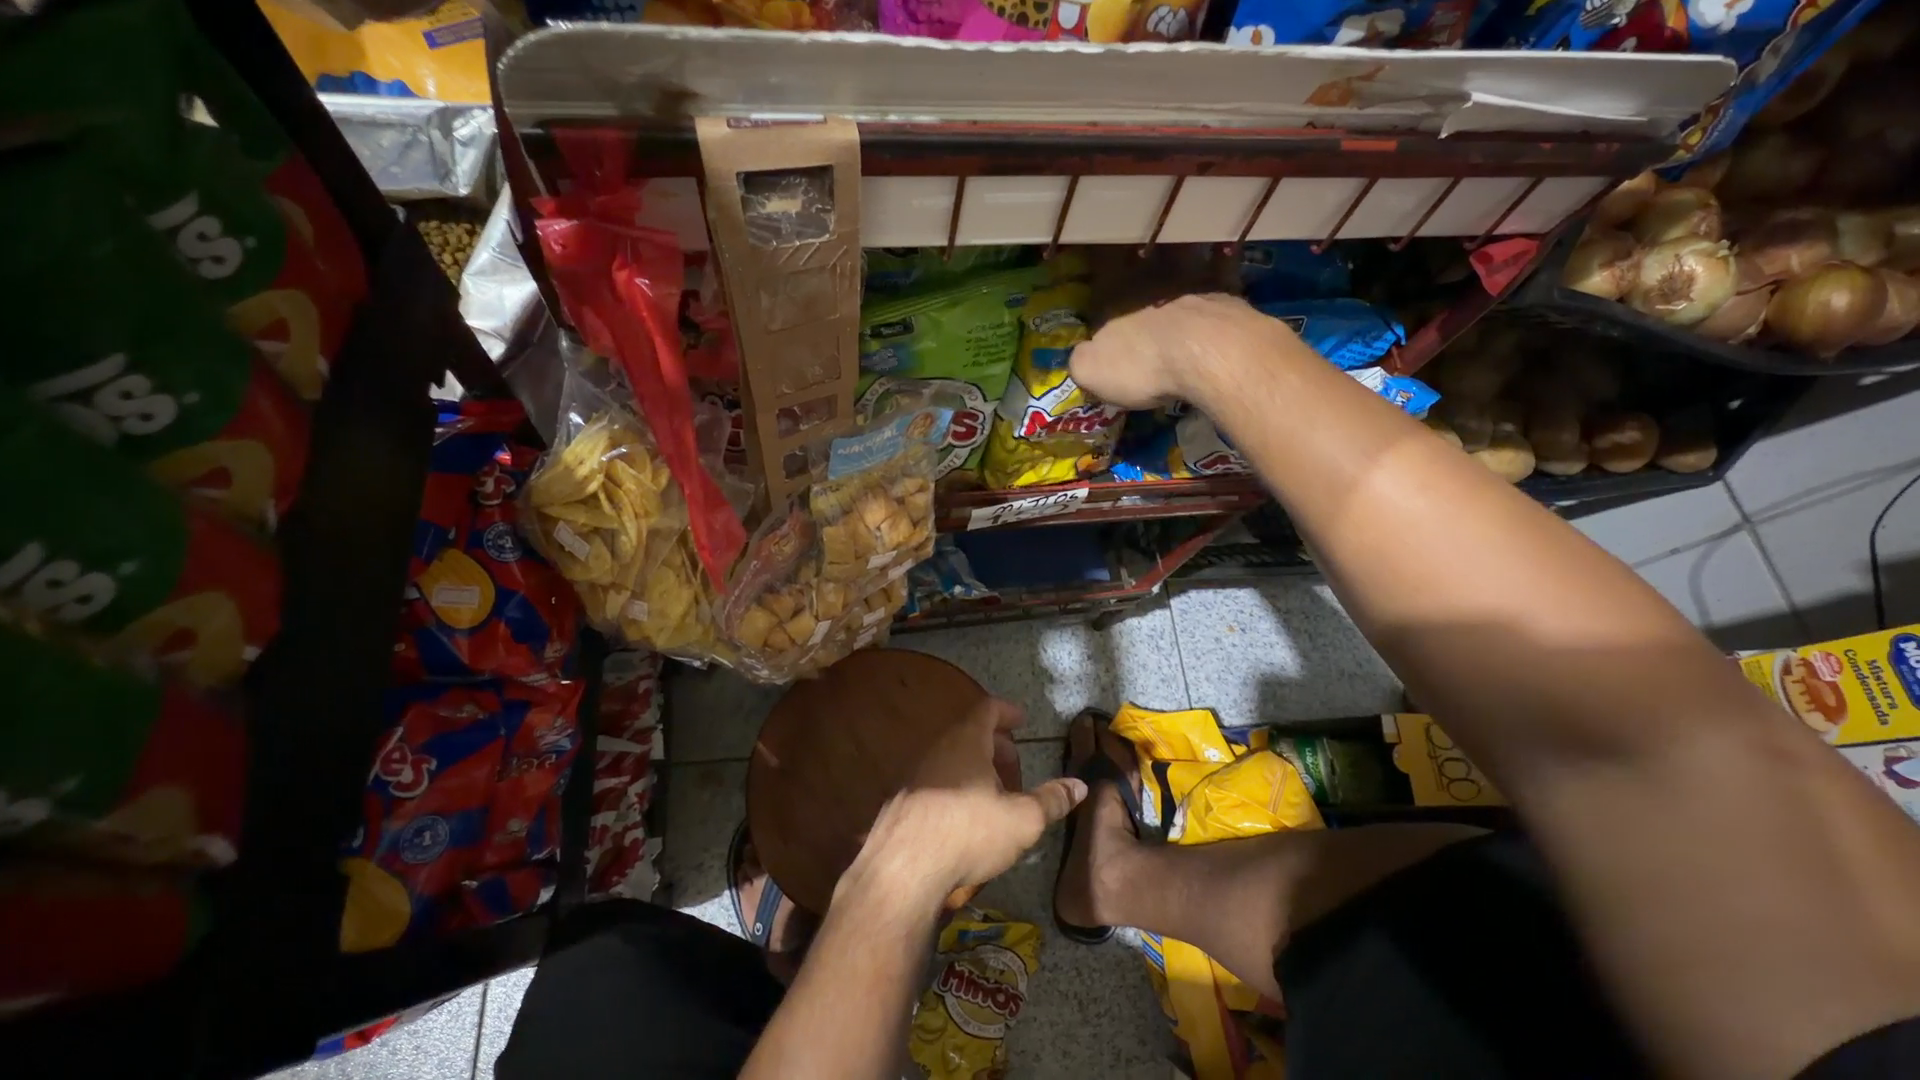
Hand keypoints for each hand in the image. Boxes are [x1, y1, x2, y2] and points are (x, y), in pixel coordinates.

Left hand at [845, 698, 1086, 907]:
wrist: (903, 869)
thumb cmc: (968, 832)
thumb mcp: (1023, 819)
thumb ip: (1052, 800)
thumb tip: (1079, 785)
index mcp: (966, 742)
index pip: (987, 710)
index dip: (1007, 712)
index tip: (1023, 721)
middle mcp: (936, 750)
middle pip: (969, 735)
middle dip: (997, 747)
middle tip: (1017, 769)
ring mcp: (914, 776)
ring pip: (951, 761)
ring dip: (976, 771)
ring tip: (996, 799)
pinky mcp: (902, 803)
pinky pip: (936, 783)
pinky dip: (956, 789)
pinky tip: (966, 821)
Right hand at [1070, 293, 1284, 408]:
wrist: (1209, 351)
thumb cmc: (1145, 368)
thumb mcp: (1092, 372)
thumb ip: (1082, 363)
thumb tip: (1083, 358)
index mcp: (1119, 322)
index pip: (1107, 336)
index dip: (1111, 357)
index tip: (1119, 379)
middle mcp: (1155, 306)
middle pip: (1146, 326)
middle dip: (1149, 347)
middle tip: (1157, 375)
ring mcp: (1196, 304)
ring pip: (1184, 321)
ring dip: (1185, 341)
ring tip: (1192, 367)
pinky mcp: (1233, 311)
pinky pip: (1219, 325)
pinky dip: (1217, 340)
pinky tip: (1221, 359)